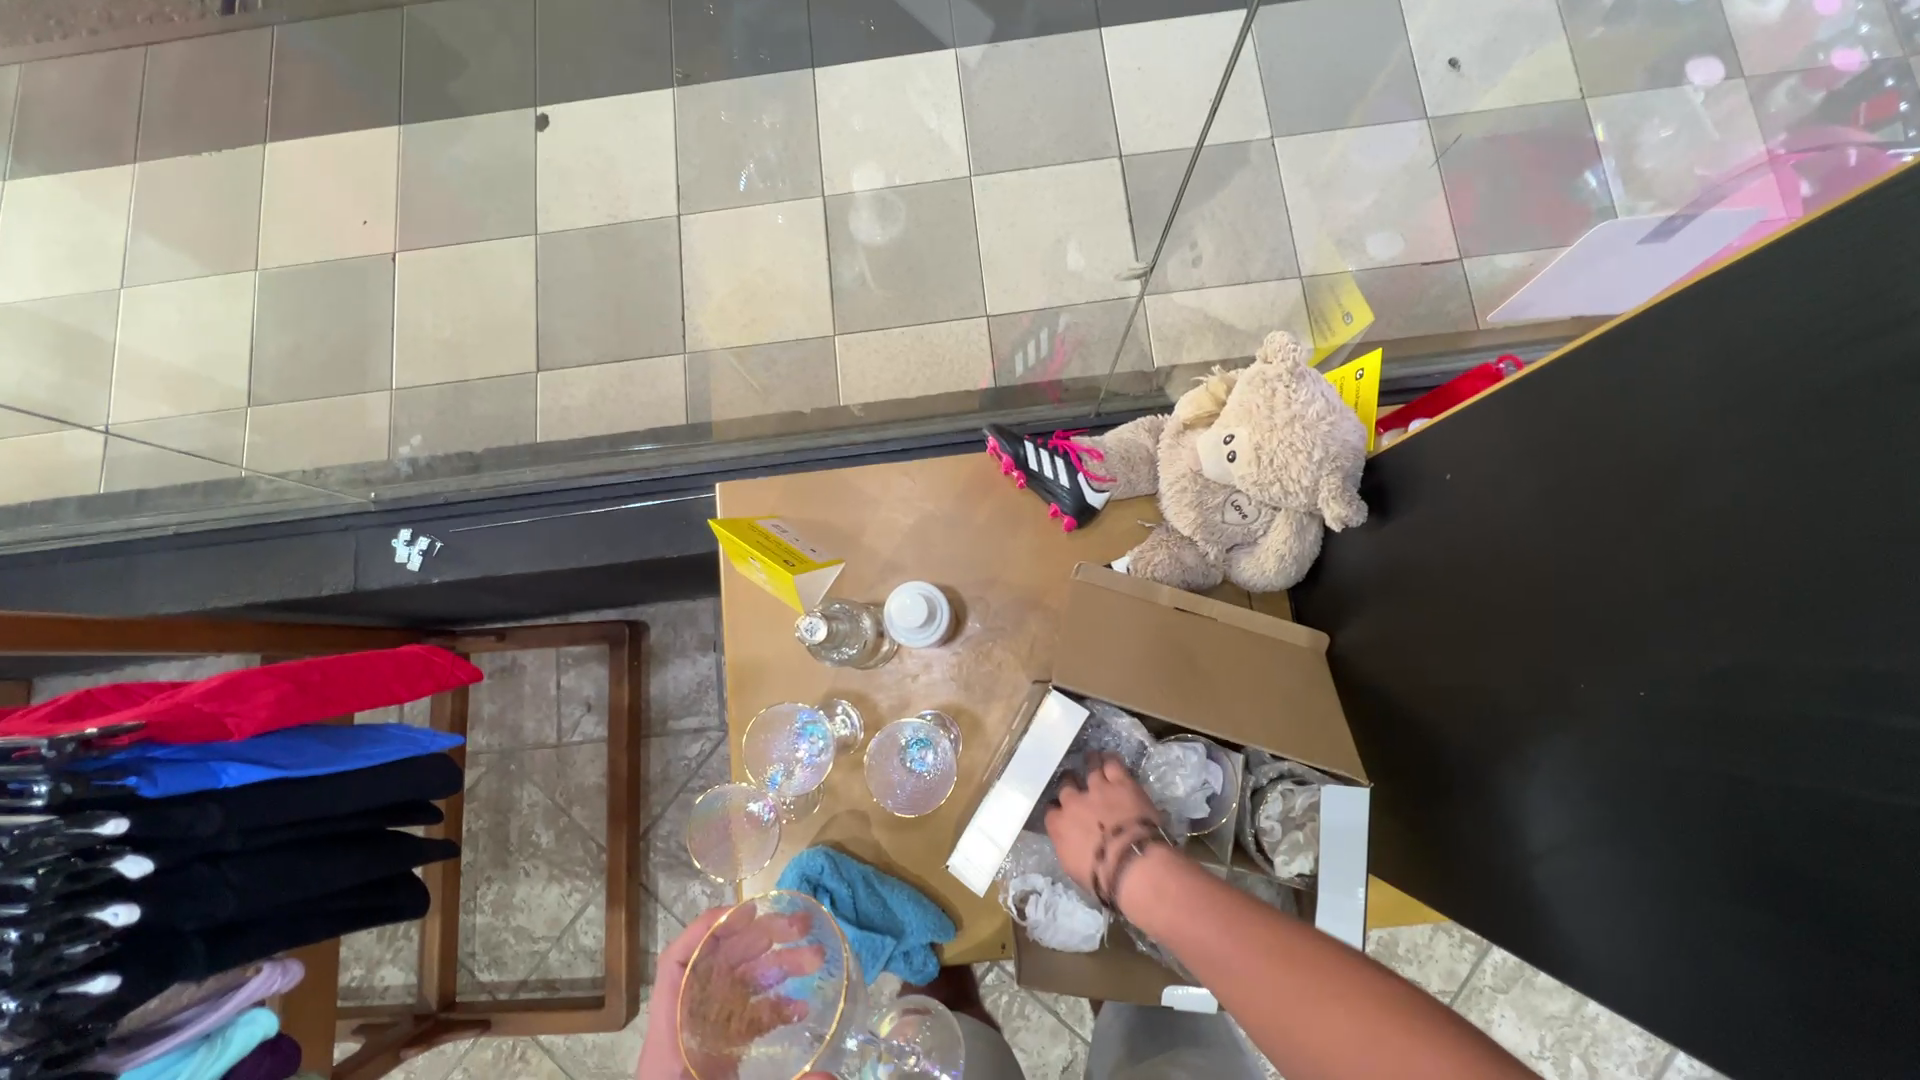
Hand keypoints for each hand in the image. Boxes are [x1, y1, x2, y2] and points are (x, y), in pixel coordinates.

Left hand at [634, 906, 832, 1079]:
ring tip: (815, 959)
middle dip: (761, 941)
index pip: (677, 964)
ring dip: (776, 969)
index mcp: (671, 1039)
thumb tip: (834, 1077)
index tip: (750, 910)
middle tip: (804, 928)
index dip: (708, 929)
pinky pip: (745, 1022)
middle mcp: (684, 1033)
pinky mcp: (718, 1063)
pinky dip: (775, 1007)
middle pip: (716, 968)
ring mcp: (702, 1047)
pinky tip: (802, 1008)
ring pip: (737, 991)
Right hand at [1043, 753, 1164, 898]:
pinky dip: (1110, 760)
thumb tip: (1071, 842)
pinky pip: (1112, 764)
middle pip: (1066, 785)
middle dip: (1070, 783)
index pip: (1051, 812)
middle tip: (1075, 784)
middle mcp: (1073, 802)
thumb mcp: (1074, 868)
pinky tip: (1109, 758)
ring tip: (1091, 758)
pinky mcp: (1121, 782)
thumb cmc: (1102, 877)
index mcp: (1059, 826)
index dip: (1058, 810)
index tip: (1062, 811)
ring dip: (1090, 763)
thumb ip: (1068, 847)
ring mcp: (1097, 789)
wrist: (1131, 863)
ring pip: (1089, 767)